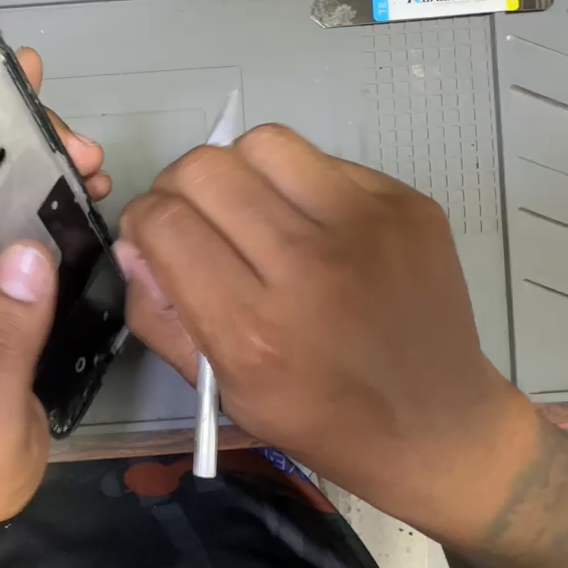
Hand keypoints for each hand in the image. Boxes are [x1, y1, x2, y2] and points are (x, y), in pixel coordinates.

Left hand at [0, 48, 107, 550]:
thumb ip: (2, 339)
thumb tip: (29, 252)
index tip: (13, 101)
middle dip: (22, 156)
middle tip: (83, 150)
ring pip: (0, 219)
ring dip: (42, 185)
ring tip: (94, 172)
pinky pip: (20, 253)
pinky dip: (52, 224)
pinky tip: (86, 213)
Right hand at [114, 124, 539, 532]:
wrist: (435, 423)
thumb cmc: (316, 417)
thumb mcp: (219, 388)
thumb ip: (159, 316)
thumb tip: (132, 246)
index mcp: (252, 329)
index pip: (164, 223)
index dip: (141, 221)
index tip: (152, 239)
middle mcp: (307, 266)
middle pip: (203, 169)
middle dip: (177, 190)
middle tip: (192, 221)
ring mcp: (365, 226)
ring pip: (259, 143)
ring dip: (235, 173)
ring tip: (247, 212)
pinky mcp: (405, 203)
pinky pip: (318, 159)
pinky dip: (292, 182)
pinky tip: (307, 224)